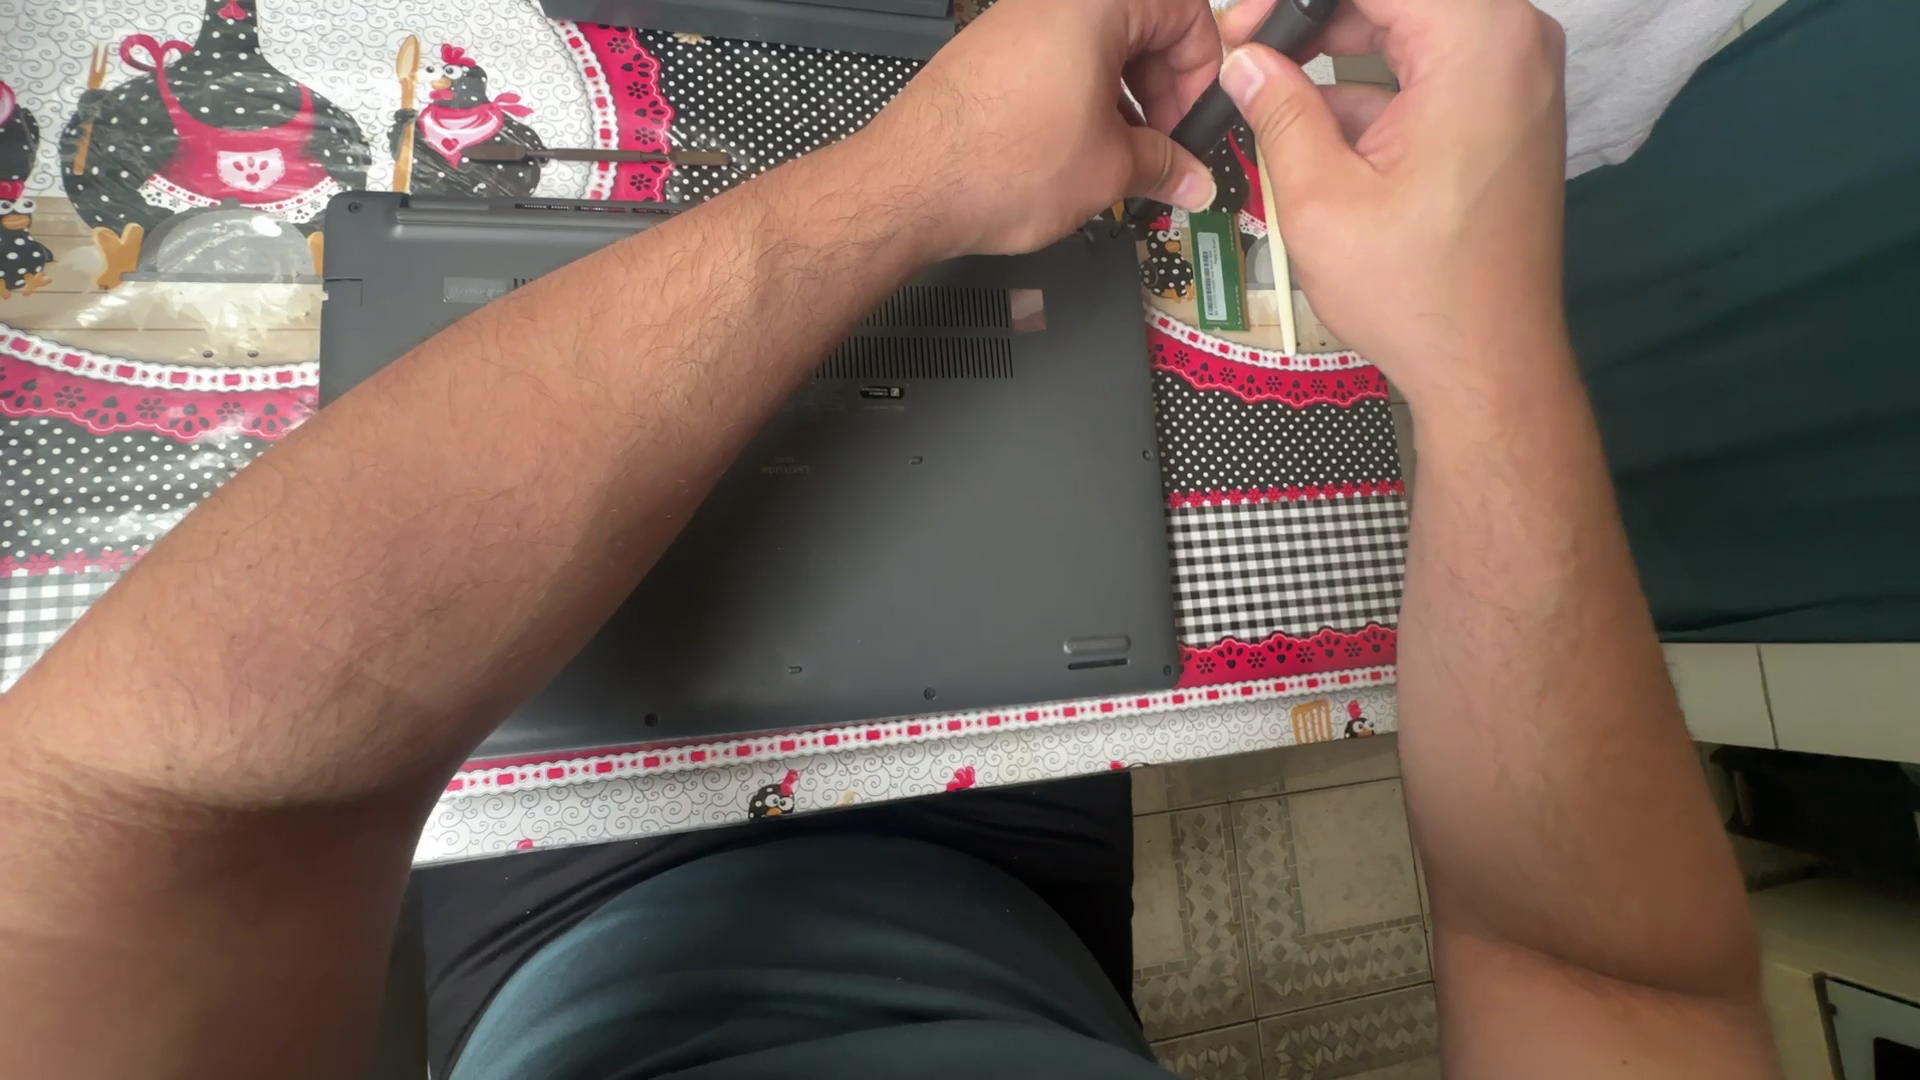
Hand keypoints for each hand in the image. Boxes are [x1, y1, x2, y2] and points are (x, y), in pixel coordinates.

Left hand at [855, 0, 1226, 256]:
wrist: (912, 187)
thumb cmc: (1002, 165)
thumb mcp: (1107, 172)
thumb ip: (1164, 168)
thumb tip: (1194, 180)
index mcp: (1098, 2)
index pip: (1184, 12)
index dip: (1202, 75)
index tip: (1195, 125)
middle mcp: (1054, 0)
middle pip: (1138, 31)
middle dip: (1159, 97)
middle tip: (1162, 152)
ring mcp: (1014, 25)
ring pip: (1094, 57)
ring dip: (1119, 109)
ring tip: (1117, 166)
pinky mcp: (987, 59)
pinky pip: (1053, 72)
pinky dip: (1077, 109)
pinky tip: (1073, 159)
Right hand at [1217, 0, 1569, 414]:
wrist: (1482, 357)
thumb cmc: (1407, 287)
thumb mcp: (1320, 201)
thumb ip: (1279, 115)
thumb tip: (1244, 62)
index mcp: (1476, 42)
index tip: (1238, 29)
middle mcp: (1512, 41)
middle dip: (1314, 20)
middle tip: (1245, 62)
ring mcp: (1514, 80)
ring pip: (1410, 36)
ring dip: (1336, 62)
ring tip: (1269, 107)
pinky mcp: (1501, 118)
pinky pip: (1427, 79)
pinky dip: (1370, 97)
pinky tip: (1315, 139)